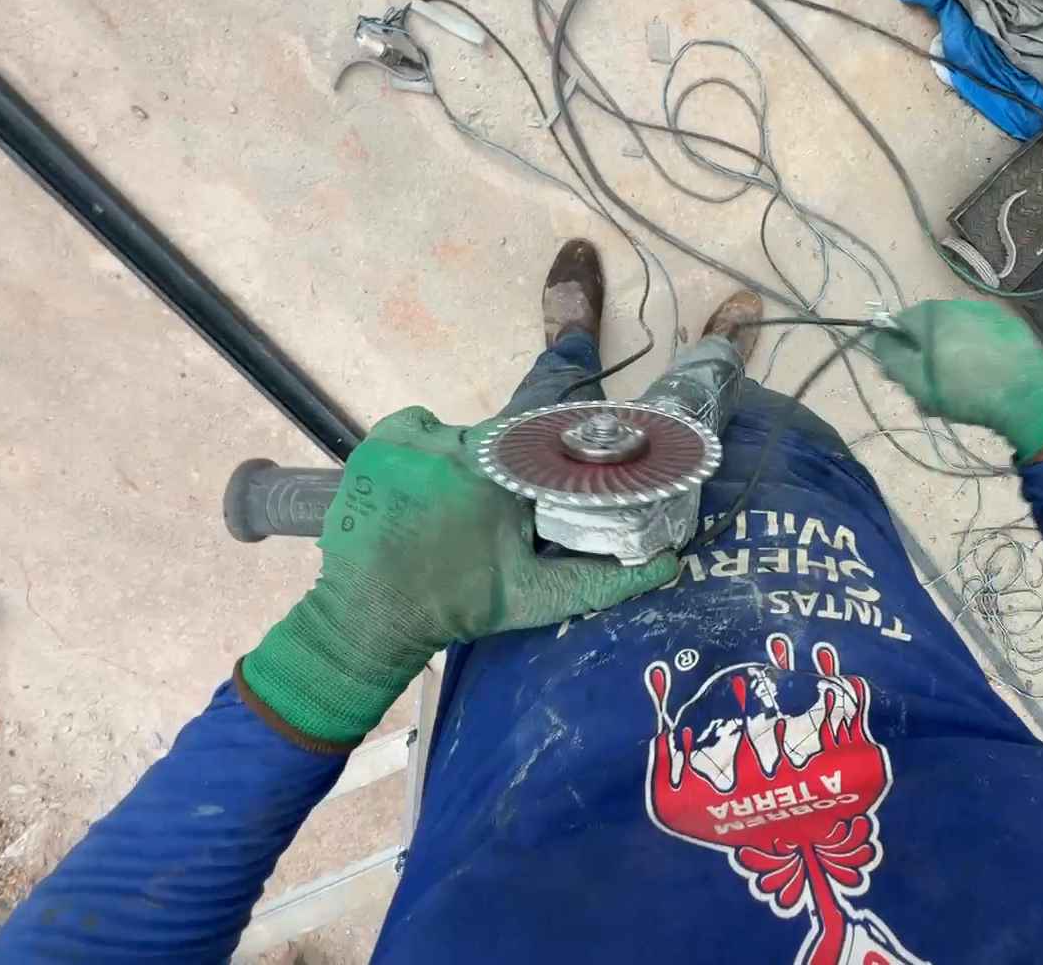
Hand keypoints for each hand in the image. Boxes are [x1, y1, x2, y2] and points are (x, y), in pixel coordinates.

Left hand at [241, 407, 675, 744]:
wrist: (371, 620)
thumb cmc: (462, 606)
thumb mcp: (543, 598)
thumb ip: (606, 580)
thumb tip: (671, 562)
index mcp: (503, 481)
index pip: (549, 441)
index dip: (558, 454)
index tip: (557, 474)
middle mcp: (460, 450)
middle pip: (506, 437)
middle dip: (514, 461)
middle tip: (508, 496)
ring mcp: (415, 443)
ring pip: (466, 433)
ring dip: (473, 459)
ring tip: (466, 497)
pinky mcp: (380, 443)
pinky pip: (419, 423)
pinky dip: (427, 443)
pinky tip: (427, 479)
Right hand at [872, 300, 1042, 461]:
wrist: (1027, 399)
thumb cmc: (965, 391)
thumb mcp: (917, 381)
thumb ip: (891, 357)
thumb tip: (878, 337)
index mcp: (934, 314)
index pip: (900, 321)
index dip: (895, 346)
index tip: (900, 372)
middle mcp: (960, 305)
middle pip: (929, 328)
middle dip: (923, 354)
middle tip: (928, 386)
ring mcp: (989, 314)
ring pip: (955, 332)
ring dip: (948, 354)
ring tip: (956, 386)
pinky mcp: (1012, 328)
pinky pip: (981, 337)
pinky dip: (974, 352)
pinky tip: (982, 376)